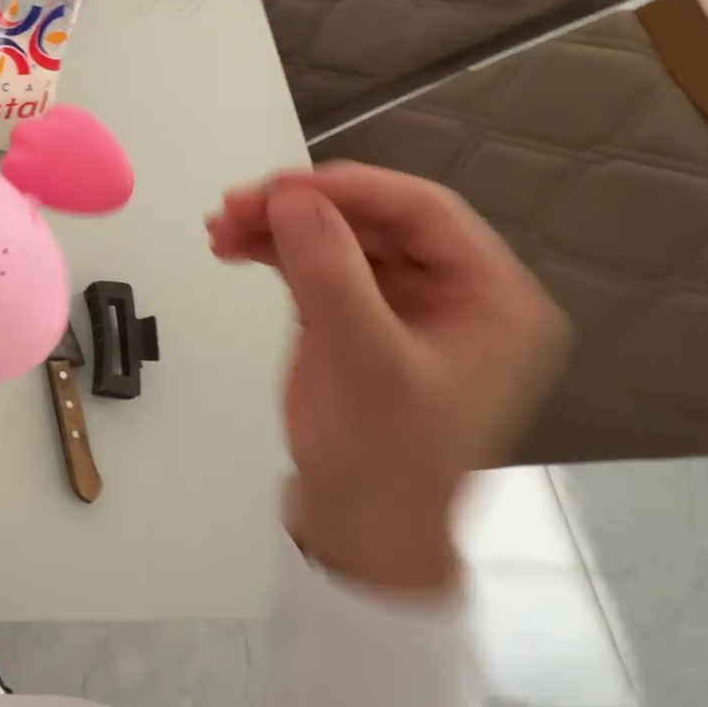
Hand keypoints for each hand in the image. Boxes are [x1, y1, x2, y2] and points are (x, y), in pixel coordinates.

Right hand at [207, 162, 567, 589]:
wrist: (357, 521)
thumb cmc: (384, 453)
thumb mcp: (366, 362)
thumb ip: (330, 275)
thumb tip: (289, 198)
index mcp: (488, 296)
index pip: (424, 213)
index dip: (353, 189)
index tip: (281, 186)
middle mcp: (446, 288)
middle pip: (369, 219)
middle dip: (300, 209)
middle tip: (234, 205)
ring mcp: (393, 301)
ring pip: (332, 236)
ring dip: (274, 226)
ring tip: (219, 226)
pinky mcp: (348, 315)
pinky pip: (309, 264)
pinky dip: (269, 250)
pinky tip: (230, 247)